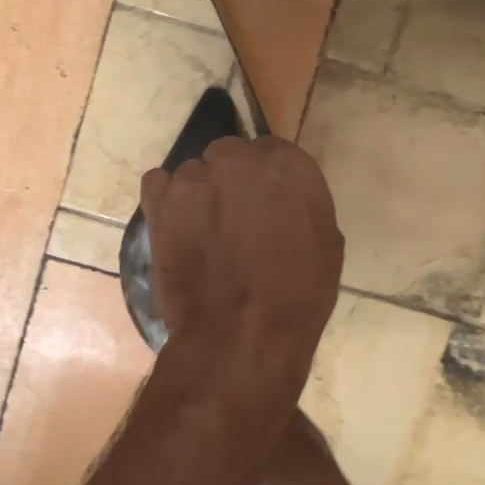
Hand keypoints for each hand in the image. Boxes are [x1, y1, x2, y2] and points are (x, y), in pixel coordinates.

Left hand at [139, 136, 344, 394]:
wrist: (241, 333)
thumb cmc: (297, 296)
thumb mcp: (326, 243)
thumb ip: (303, 203)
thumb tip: (283, 198)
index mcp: (287, 164)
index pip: (271, 151)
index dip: (266, 180)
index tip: (265, 203)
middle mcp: (239, 159)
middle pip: (230, 155)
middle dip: (232, 181)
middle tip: (235, 220)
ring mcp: (195, 178)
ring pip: (194, 172)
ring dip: (199, 194)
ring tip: (204, 234)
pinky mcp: (159, 201)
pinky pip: (158, 183)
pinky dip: (165, 200)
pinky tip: (175, 226)